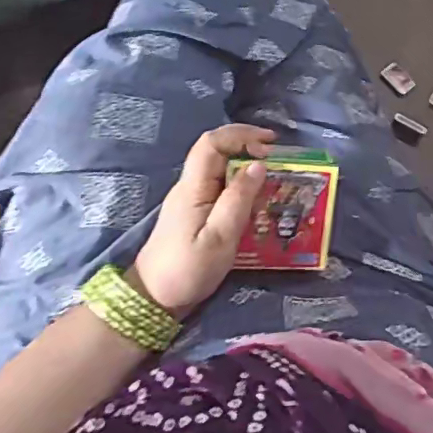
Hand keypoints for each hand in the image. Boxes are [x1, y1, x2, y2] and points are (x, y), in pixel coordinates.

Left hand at [132, 124, 275, 313]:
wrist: (154, 297)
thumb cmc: (188, 269)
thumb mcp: (220, 237)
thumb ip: (239, 199)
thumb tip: (258, 165)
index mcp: (193, 187)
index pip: (212, 142)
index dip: (241, 135)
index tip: (271, 143)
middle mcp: (190, 186)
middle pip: (216, 151)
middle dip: (248, 147)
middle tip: (278, 161)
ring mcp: (191, 199)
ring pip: (220, 170)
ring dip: (246, 167)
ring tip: (274, 180)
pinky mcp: (195, 213)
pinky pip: (220, 188)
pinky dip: (241, 186)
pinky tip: (256, 201)